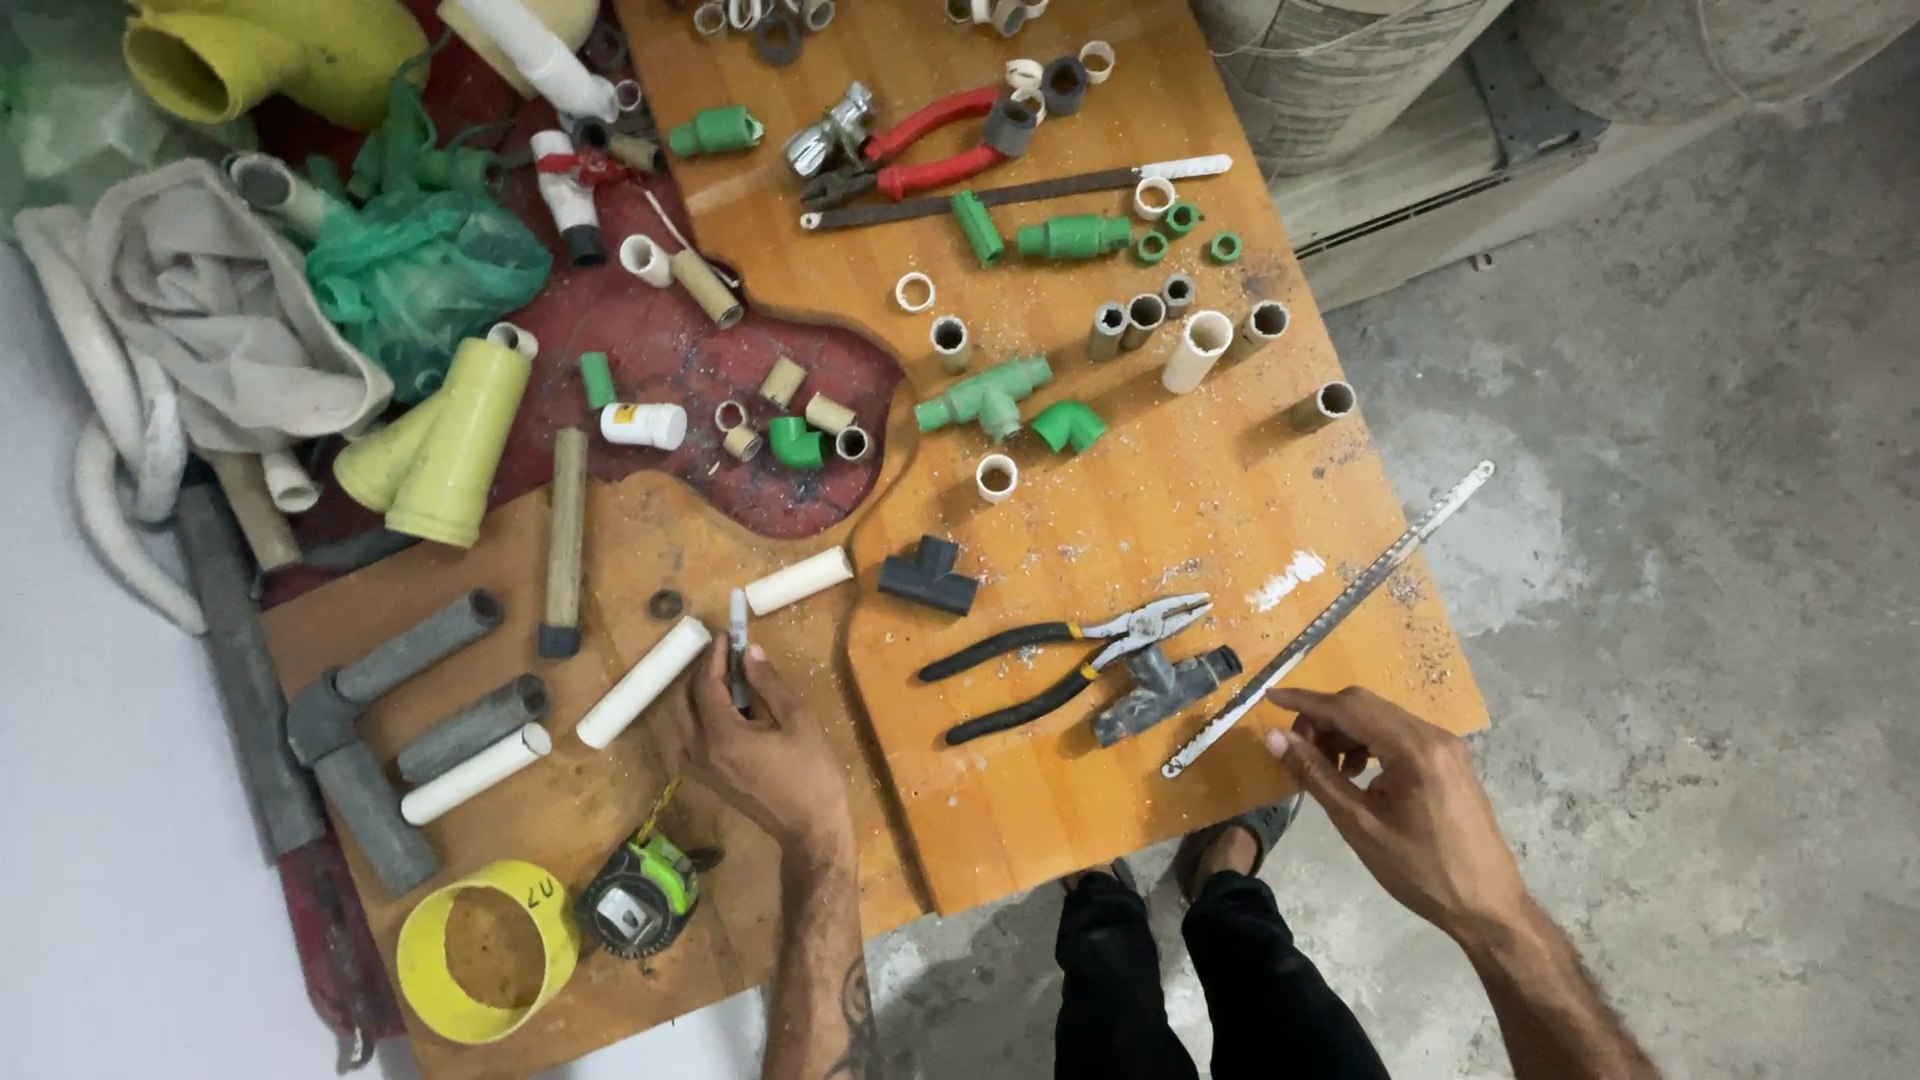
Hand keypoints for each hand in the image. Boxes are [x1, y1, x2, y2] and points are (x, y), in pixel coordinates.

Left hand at [663, 638, 853, 859]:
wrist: (809, 826)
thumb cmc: (810, 771)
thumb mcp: (797, 720)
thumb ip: (769, 684)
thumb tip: (750, 653)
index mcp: (723, 736)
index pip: (706, 685)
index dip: (715, 657)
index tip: (728, 636)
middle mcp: (700, 752)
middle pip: (680, 700)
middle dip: (699, 672)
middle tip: (724, 654)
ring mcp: (698, 768)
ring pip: (676, 721)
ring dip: (691, 693)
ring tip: (721, 678)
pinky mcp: (705, 778)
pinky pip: (683, 739)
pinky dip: (692, 716)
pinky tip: (718, 709)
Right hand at [1263, 687, 1530, 946]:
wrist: (1490, 909)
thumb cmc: (1420, 872)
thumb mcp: (1358, 823)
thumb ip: (1314, 773)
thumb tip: (1273, 737)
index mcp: (1414, 749)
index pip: (1347, 707)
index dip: (1304, 701)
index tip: (1269, 698)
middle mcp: (1434, 736)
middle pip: (1362, 704)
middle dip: (1321, 718)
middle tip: (1295, 748)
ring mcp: (1446, 746)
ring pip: (1378, 717)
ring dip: (1342, 731)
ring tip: (1323, 767)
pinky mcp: (1449, 760)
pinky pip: (1396, 733)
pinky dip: (1365, 742)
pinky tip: (1354, 774)